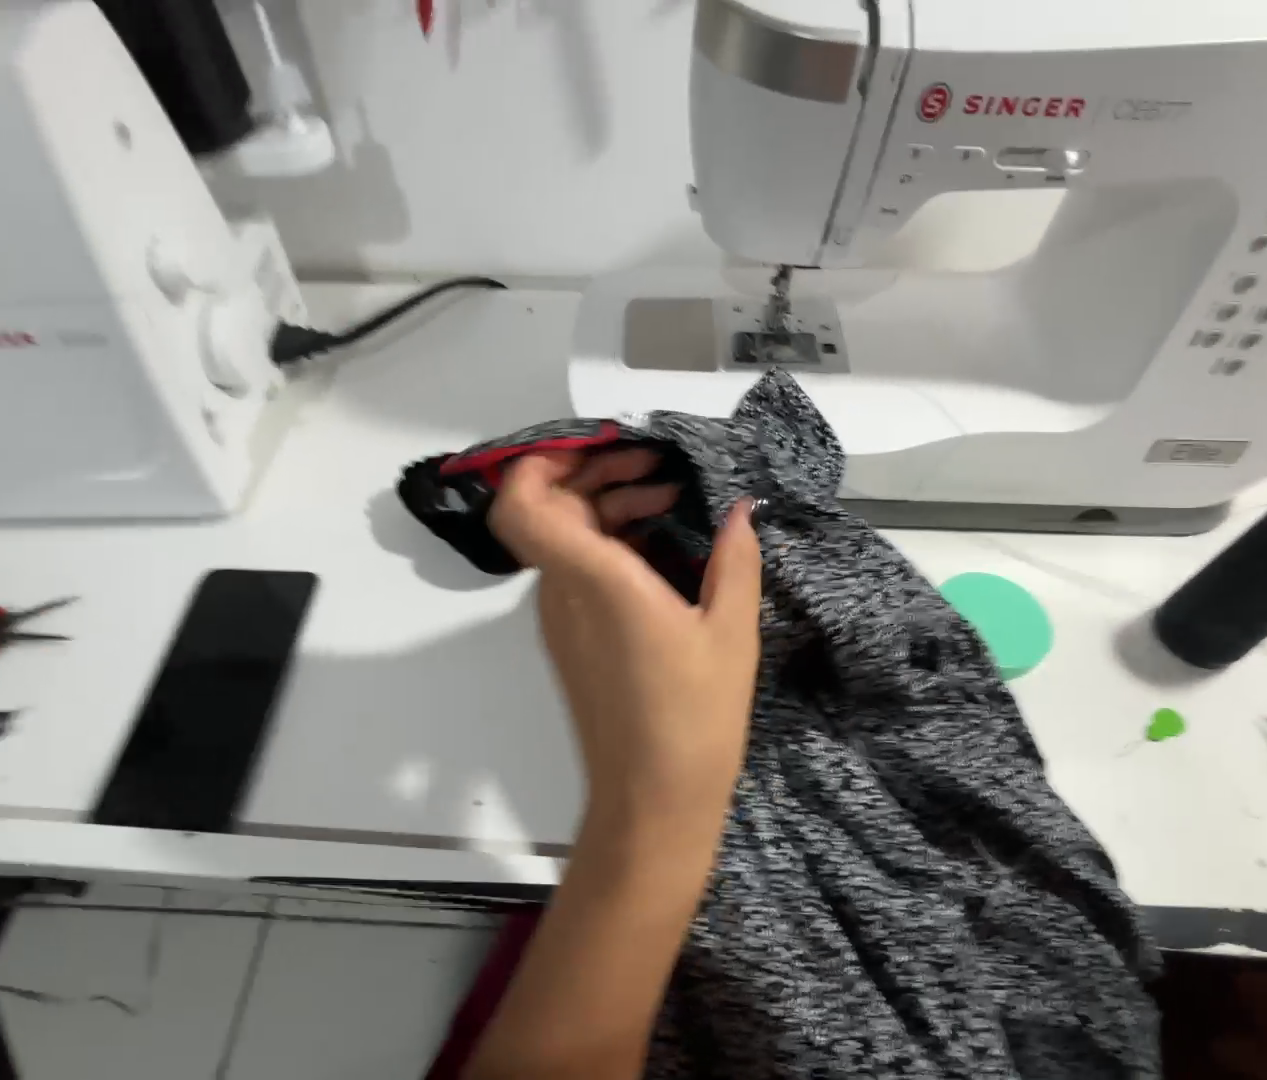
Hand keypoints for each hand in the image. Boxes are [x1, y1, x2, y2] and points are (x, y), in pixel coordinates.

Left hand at [490, 450, 761, 827]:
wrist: (650, 802)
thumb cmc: (694, 718)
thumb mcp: (731, 632)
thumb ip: (735, 559)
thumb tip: (742, 509)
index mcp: (594, 580)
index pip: (523, 504)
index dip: (543, 462)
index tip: (603, 447)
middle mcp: (560, 592)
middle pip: (548, 509)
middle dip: (595, 472)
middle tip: (654, 467)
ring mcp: (558, 618)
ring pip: (561, 539)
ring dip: (604, 507)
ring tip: (667, 502)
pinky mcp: (567, 639)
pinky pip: (572, 570)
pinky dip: (604, 544)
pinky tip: (656, 548)